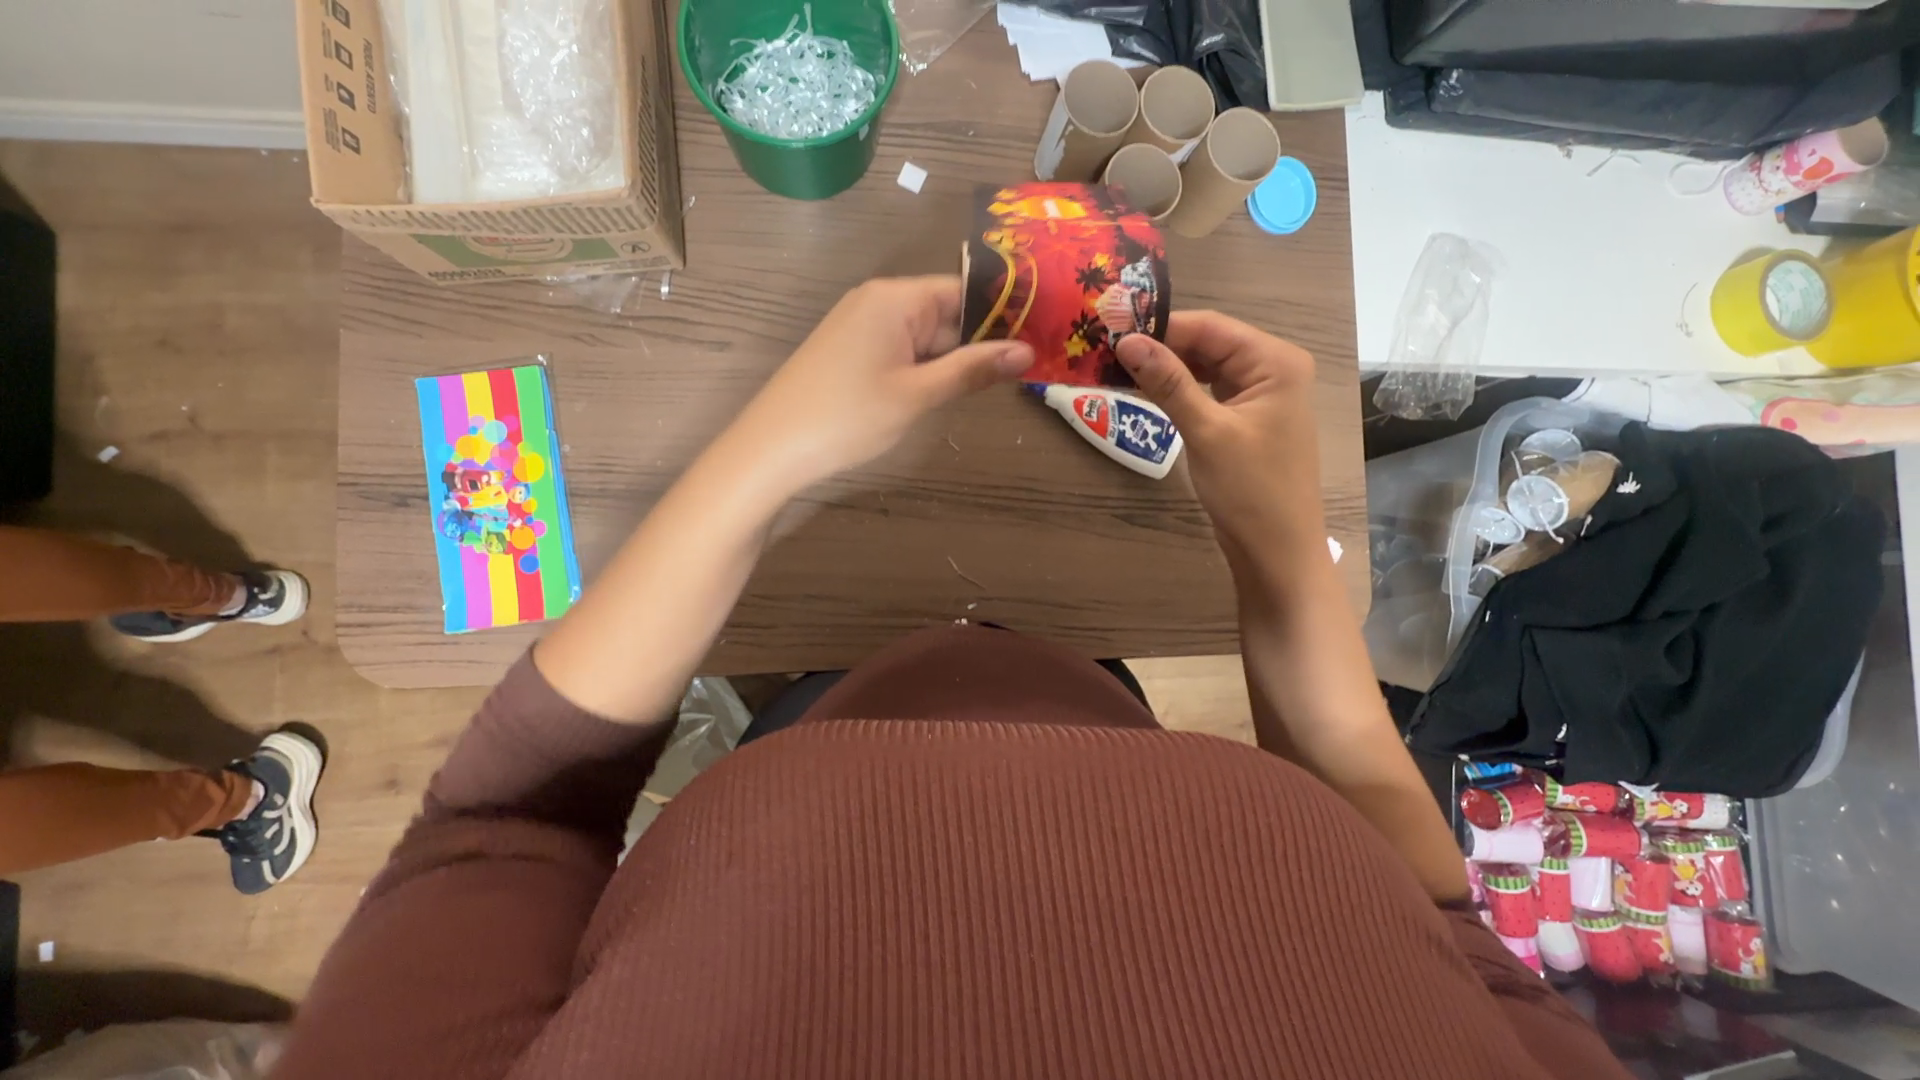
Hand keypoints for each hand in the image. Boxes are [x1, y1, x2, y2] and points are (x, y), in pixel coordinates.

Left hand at [731, 276, 1033, 492]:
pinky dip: (926, 369)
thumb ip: (972, 370)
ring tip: (999, 384)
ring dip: (954, 360)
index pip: (963, 291)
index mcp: (895, 298)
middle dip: (981, 342)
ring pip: (925, 337)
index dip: (1002, 313)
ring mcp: (861, 327)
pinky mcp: (851, 353)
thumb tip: (1027, 352)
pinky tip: (947, 393)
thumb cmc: (847, 416)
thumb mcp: (917, 395)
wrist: (771, 449)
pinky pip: (902, 351)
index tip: (1042, 335)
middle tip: (1030, 368)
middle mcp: (878, 302)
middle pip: (946, 313)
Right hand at [1115, 313, 1324, 570]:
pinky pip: (1209, 390)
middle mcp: (1274, 368)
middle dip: (1160, 347)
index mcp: (1276, 361)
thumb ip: (1168, 383)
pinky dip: (1180, 390)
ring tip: (1117, 369)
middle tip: (1106, 352)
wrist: (1277, 551)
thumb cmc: (1250, 490)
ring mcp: (1262, 394)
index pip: (1210, 326)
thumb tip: (1127, 342)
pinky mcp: (1248, 418)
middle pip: (1208, 342)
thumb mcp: (1206, 432)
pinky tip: (1147, 391)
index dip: (1160, 327)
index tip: (1111, 332)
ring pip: (1205, 366)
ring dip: (1166, 368)